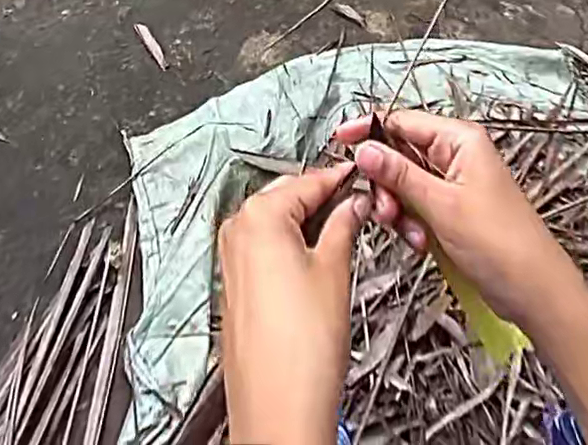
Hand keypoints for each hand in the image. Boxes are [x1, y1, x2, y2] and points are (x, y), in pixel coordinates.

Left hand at [219, 163, 367, 444]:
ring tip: (341, 229)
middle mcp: (237, 229)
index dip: (338, 179)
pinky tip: (313, 256)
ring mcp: (231, 255)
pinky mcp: (233, 280)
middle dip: (321, 198)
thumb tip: (353, 204)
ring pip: (275, 221)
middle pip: (287, 196)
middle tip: (355, 202)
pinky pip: (264, 245)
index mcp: (259, 216)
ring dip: (306, 221)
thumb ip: (343, 225)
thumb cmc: (299, 351)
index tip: (356, 176)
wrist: (277, 410)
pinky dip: (289, 242)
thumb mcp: (333, 270)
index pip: (307, 182)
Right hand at [333, 110, 558, 325]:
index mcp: (458, 139)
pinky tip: (418, 240)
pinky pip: (414, 202)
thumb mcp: (441, 205)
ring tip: (408, 230)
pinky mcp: (450, 206)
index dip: (367, 130)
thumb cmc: (503, 245)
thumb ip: (398, 174)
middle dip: (385, 181)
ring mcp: (452, 181)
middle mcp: (454, 153)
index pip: (399, 120)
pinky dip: (409, 220)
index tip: (340, 141)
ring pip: (402, 180)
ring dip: (396, 206)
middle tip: (383, 208)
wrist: (538, 296)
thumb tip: (363, 148)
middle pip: (398, 152)